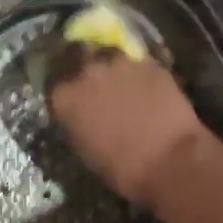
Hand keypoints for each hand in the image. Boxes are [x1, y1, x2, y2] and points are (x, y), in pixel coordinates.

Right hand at [46, 46, 215, 210]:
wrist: (171, 161)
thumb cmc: (122, 168)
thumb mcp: (84, 149)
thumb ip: (75, 121)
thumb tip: (79, 112)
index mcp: (64, 96)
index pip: (52, 79)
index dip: (61, 85)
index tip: (67, 92)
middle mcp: (87, 71)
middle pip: (76, 53)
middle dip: (81, 63)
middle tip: (91, 80)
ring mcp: (121, 63)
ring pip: (109, 54)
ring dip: (111, 65)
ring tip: (121, 81)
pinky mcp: (151, 63)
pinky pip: (137, 62)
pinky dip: (137, 72)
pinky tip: (146, 88)